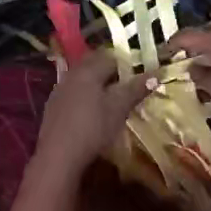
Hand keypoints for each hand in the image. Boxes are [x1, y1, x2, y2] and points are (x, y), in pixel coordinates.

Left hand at [33, 51, 149, 172]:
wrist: (58, 154)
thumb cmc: (93, 127)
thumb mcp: (119, 108)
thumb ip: (136, 89)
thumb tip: (157, 74)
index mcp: (89, 70)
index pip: (110, 56)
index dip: (126, 62)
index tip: (137, 74)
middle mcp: (72, 74)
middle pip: (93, 64)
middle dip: (110, 70)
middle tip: (125, 83)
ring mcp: (59, 90)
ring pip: (81, 78)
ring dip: (96, 83)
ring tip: (110, 97)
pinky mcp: (53, 106)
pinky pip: (72, 92)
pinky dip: (84, 95)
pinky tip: (90, 110)